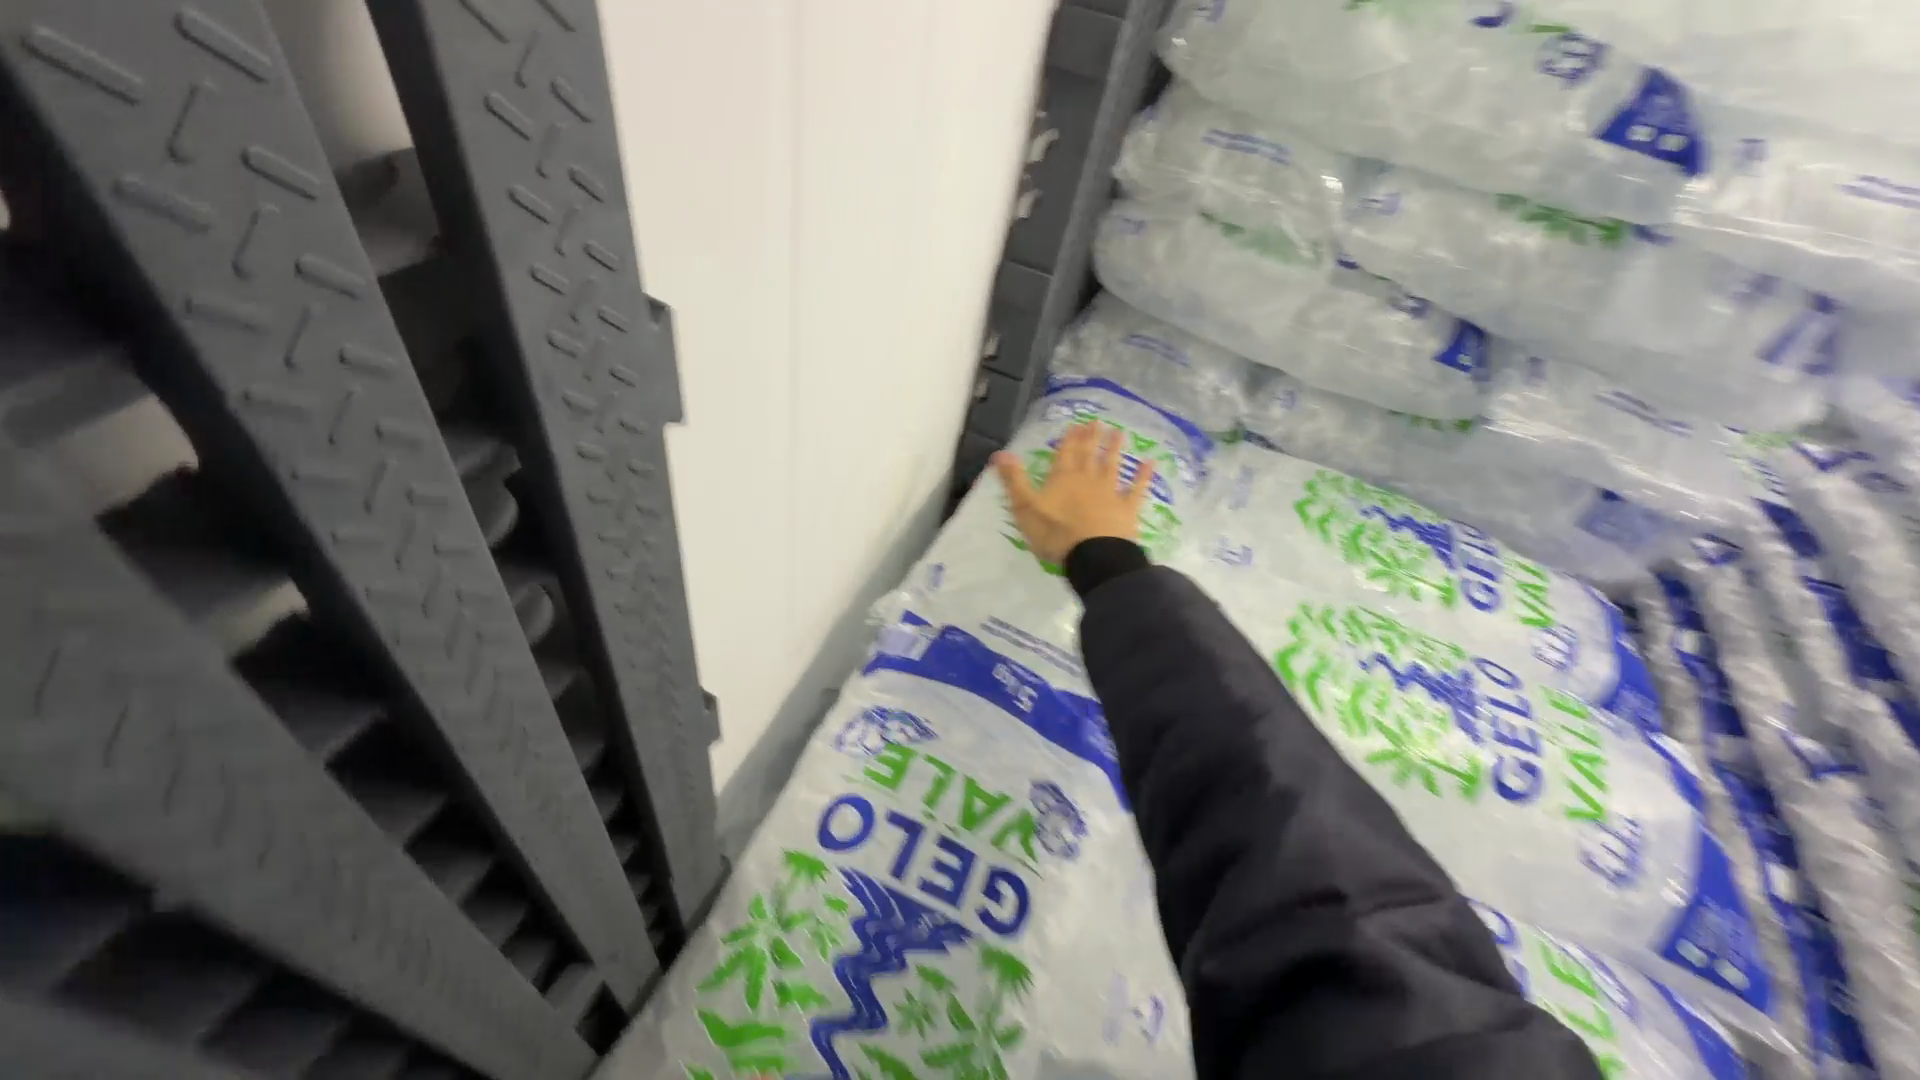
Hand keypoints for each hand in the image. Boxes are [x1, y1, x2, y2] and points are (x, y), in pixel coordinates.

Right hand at [993, 421, 1155, 566]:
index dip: (1069, 439)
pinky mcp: (1127, 508)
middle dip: (1092, 437)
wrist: (1093, 556)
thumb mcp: (1025, 508)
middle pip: (1089, 454)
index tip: (1075, 424)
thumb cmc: (1055, 533)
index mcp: (1062, 479)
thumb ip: (1014, 480)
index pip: (1065, 453)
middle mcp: (1087, 479)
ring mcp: (1111, 492)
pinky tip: (1151, 462)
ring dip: (1115, 448)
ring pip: (1113, 465)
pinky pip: (1137, 488)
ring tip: (1119, 432)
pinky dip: (1144, 475)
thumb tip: (999, 453)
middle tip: (1097, 421)